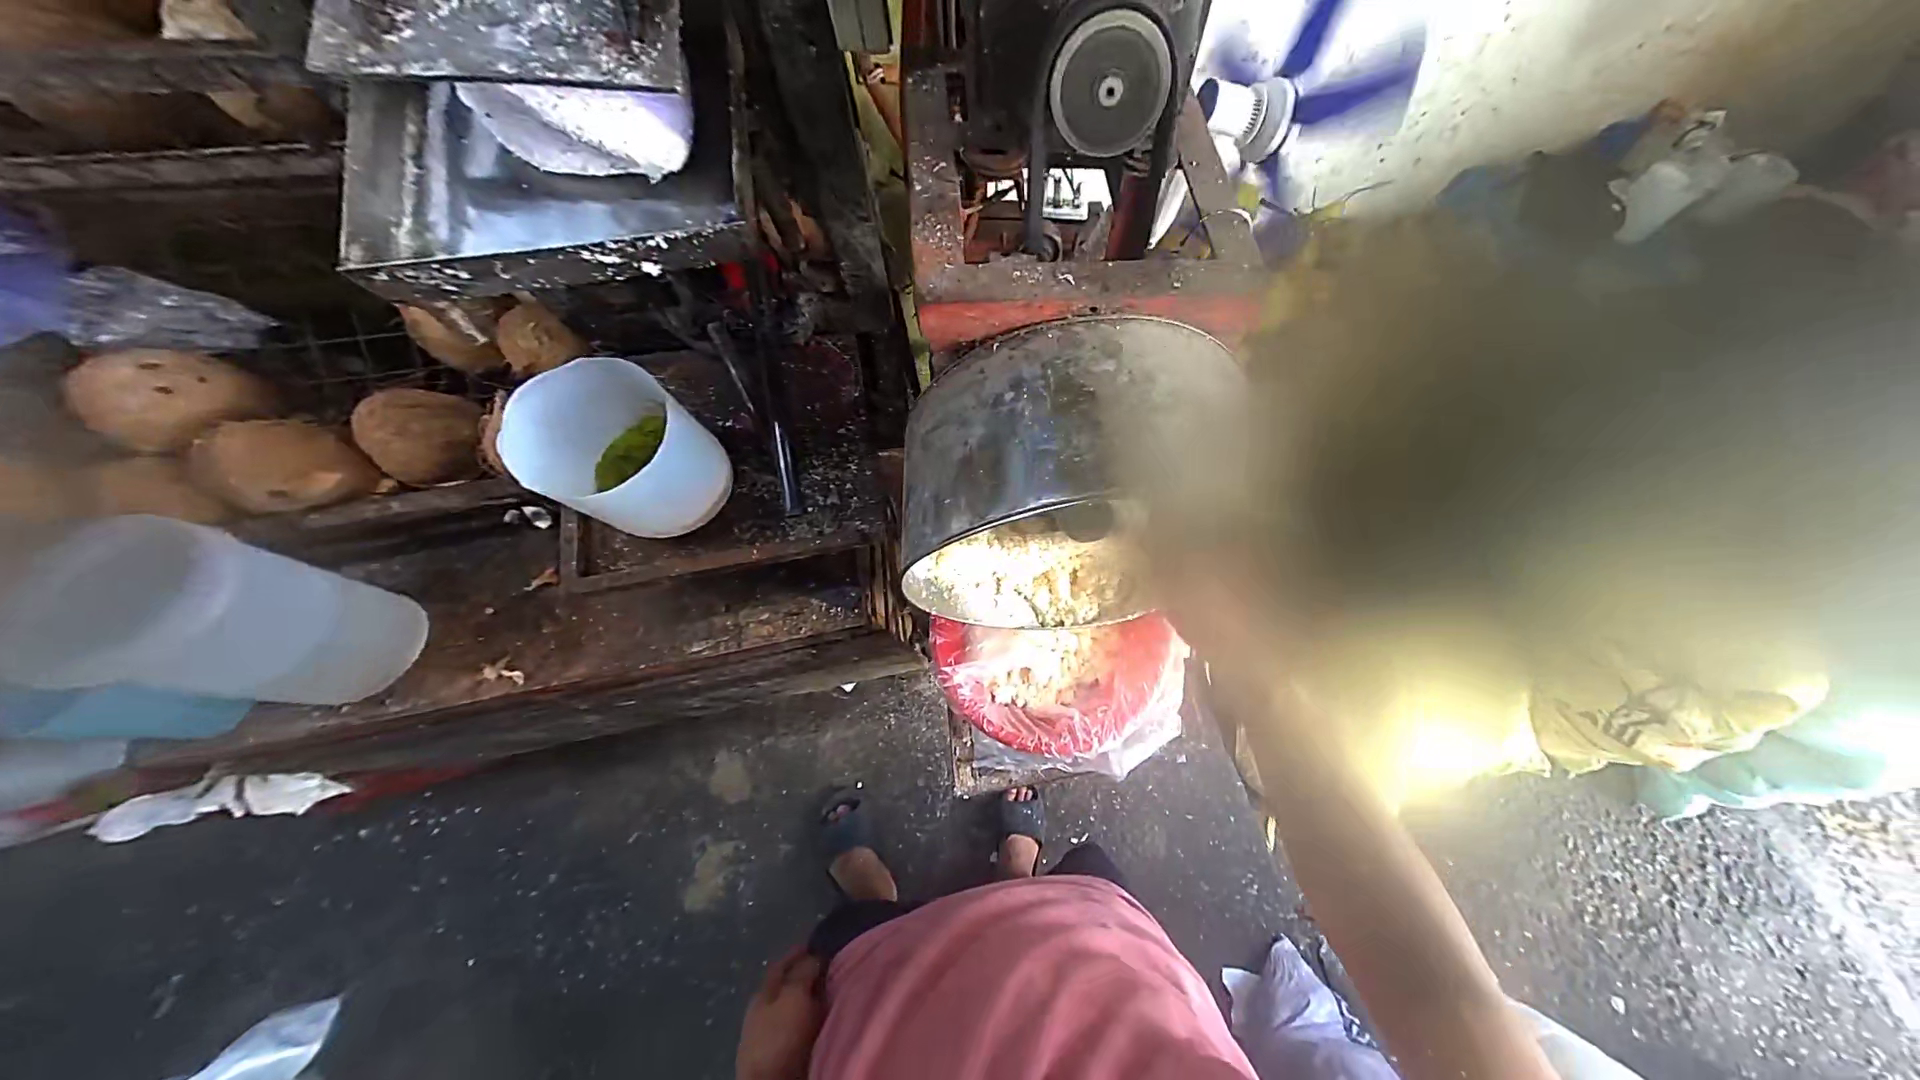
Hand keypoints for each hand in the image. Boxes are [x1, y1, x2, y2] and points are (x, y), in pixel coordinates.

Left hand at [736, 946, 825, 1079]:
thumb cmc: (780, 1037)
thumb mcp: (792, 995)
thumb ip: (804, 972)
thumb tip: (815, 956)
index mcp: (763, 993)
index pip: (782, 964)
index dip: (800, 952)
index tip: (821, 942)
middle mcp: (767, 1011)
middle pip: (792, 985)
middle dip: (812, 975)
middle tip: (838, 965)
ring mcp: (775, 1035)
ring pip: (801, 1007)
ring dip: (818, 999)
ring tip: (841, 990)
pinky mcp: (787, 1055)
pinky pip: (808, 1027)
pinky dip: (820, 1019)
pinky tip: (834, 1016)